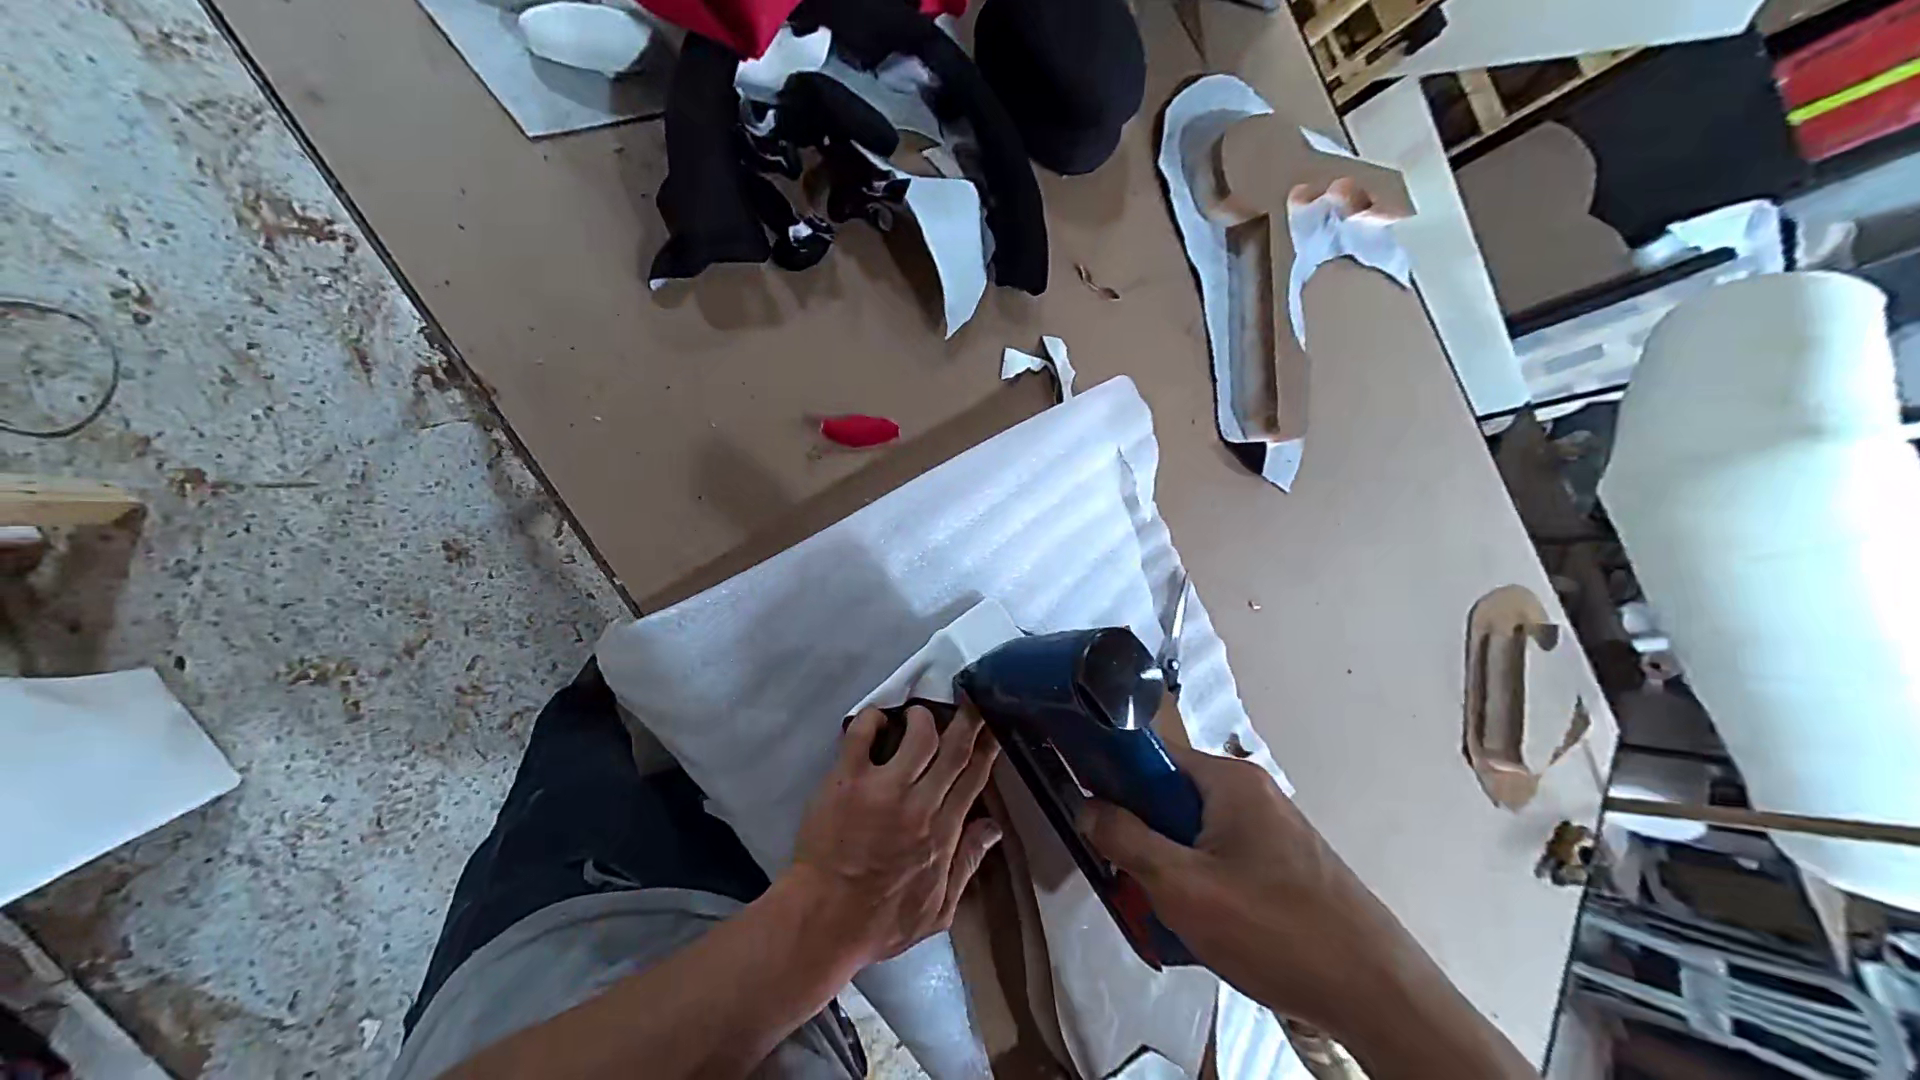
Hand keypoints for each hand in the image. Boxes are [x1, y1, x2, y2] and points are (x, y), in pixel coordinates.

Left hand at [788, 704, 1001, 966]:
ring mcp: (882, 789)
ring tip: (917, 714)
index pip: (973, 777)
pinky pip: (862, 736)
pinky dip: (872, 719)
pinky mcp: (847, 781)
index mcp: (943, 833)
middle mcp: (920, 805)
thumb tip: (993, 826)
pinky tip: (876, 718)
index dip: (987, 746)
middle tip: (970, 698)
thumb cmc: (880, 921)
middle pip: (954, 748)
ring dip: (922, 717)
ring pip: (918, 734)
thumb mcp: (938, 910)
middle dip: (968, 719)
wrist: (822, 922)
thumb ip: (968, 864)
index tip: (992, 724)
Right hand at [1080, 747, 1452, 1041]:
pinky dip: (1201, 883)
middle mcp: (1250, 792)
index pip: (1151, 756)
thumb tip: (1086, 806)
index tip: (1090, 814)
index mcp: (1229, 780)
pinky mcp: (1283, 862)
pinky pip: (1220, 857)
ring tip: (1168, 912)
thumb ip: (1126, 841)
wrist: (1380, 996)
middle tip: (1131, 880)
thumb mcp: (1182, 887)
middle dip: (1144, 838)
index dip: (1115, 780)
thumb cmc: (1274, 930)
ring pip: (1193, 833)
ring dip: (1171, 867)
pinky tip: (1204, 925)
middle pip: (1171, 797)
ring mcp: (1271, 828)